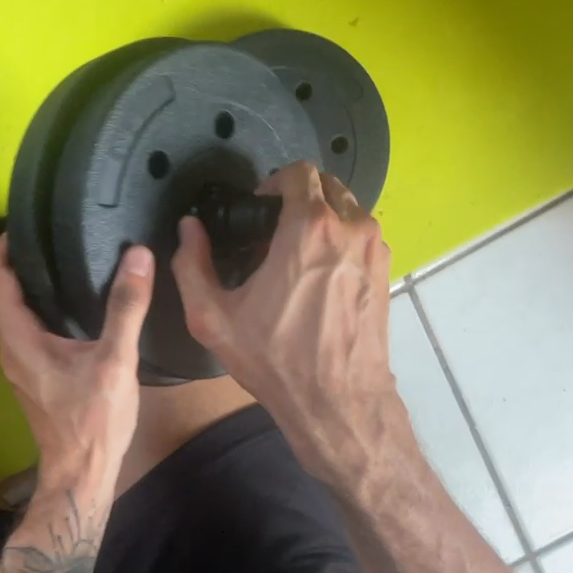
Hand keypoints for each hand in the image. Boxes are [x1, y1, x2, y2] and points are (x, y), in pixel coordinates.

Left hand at [0, 235, 153, 487]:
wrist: (81, 474)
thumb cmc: (93, 421)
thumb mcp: (115, 361)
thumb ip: (126, 308)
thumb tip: (139, 255)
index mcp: (20, 339)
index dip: (4, 247)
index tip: (26, 225)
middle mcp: (11, 350)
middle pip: (4, 295)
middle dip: (23, 263)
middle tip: (54, 238)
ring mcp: (20, 368)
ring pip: (17, 317)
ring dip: (34, 290)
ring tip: (68, 265)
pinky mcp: (34, 380)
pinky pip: (30, 334)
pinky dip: (44, 313)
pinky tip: (76, 310)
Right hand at [172, 162, 400, 477]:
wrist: (336, 400)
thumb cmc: (274, 360)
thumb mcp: (213, 318)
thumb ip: (192, 266)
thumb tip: (188, 230)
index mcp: (309, 228)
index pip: (299, 172)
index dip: (272, 184)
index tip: (256, 211)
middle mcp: (350, 228)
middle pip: (327, 186)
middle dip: (298, 200)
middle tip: (272, 234)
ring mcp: (374, 249)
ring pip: (348, 211)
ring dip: (321, 221)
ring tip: (295, 258)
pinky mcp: (385, 272)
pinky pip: (361, 238)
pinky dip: (339, 243)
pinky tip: (317, 279)